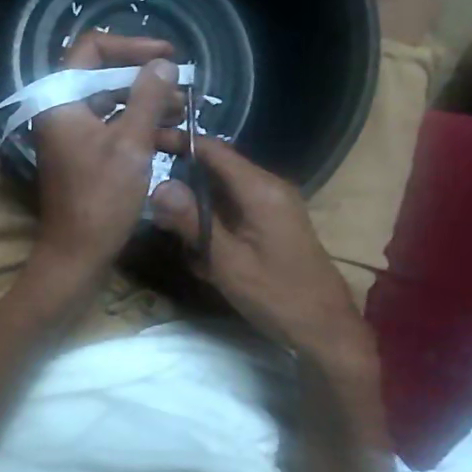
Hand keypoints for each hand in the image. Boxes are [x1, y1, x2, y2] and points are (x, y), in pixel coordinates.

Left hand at [30, 33, 183, 274]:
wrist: (77, 253)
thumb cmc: (102, 197)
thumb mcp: (132, 144)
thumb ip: (149, 97)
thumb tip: (164, 63)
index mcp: (60, 99)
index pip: (92, 48)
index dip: (132, 45)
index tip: (168, 55)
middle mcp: (60, 109)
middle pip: (105, 75)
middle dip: (147, 80)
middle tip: (184, 92)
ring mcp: (70, 131)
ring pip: (113, 102)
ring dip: (149, 105)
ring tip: (186, 116)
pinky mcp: (82, 151)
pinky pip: (113, 126)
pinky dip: (140, 127)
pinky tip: (174, 138)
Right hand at [147, 135, 362, 353]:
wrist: (325, 330)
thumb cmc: (276, 295)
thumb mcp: (226, 261)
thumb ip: (192, 221)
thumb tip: (159, 186)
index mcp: (260, 189)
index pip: (214, 149)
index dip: (179, 142)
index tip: (146, 144)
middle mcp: (268, 188)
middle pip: (215, 169)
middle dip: (182, 184)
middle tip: (152, 206)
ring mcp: (272, 206)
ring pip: (220, 192)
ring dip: (195, 210)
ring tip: (175, 238)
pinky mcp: (271, 223)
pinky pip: (232, 211)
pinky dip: (211, 225)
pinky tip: (201, 256)